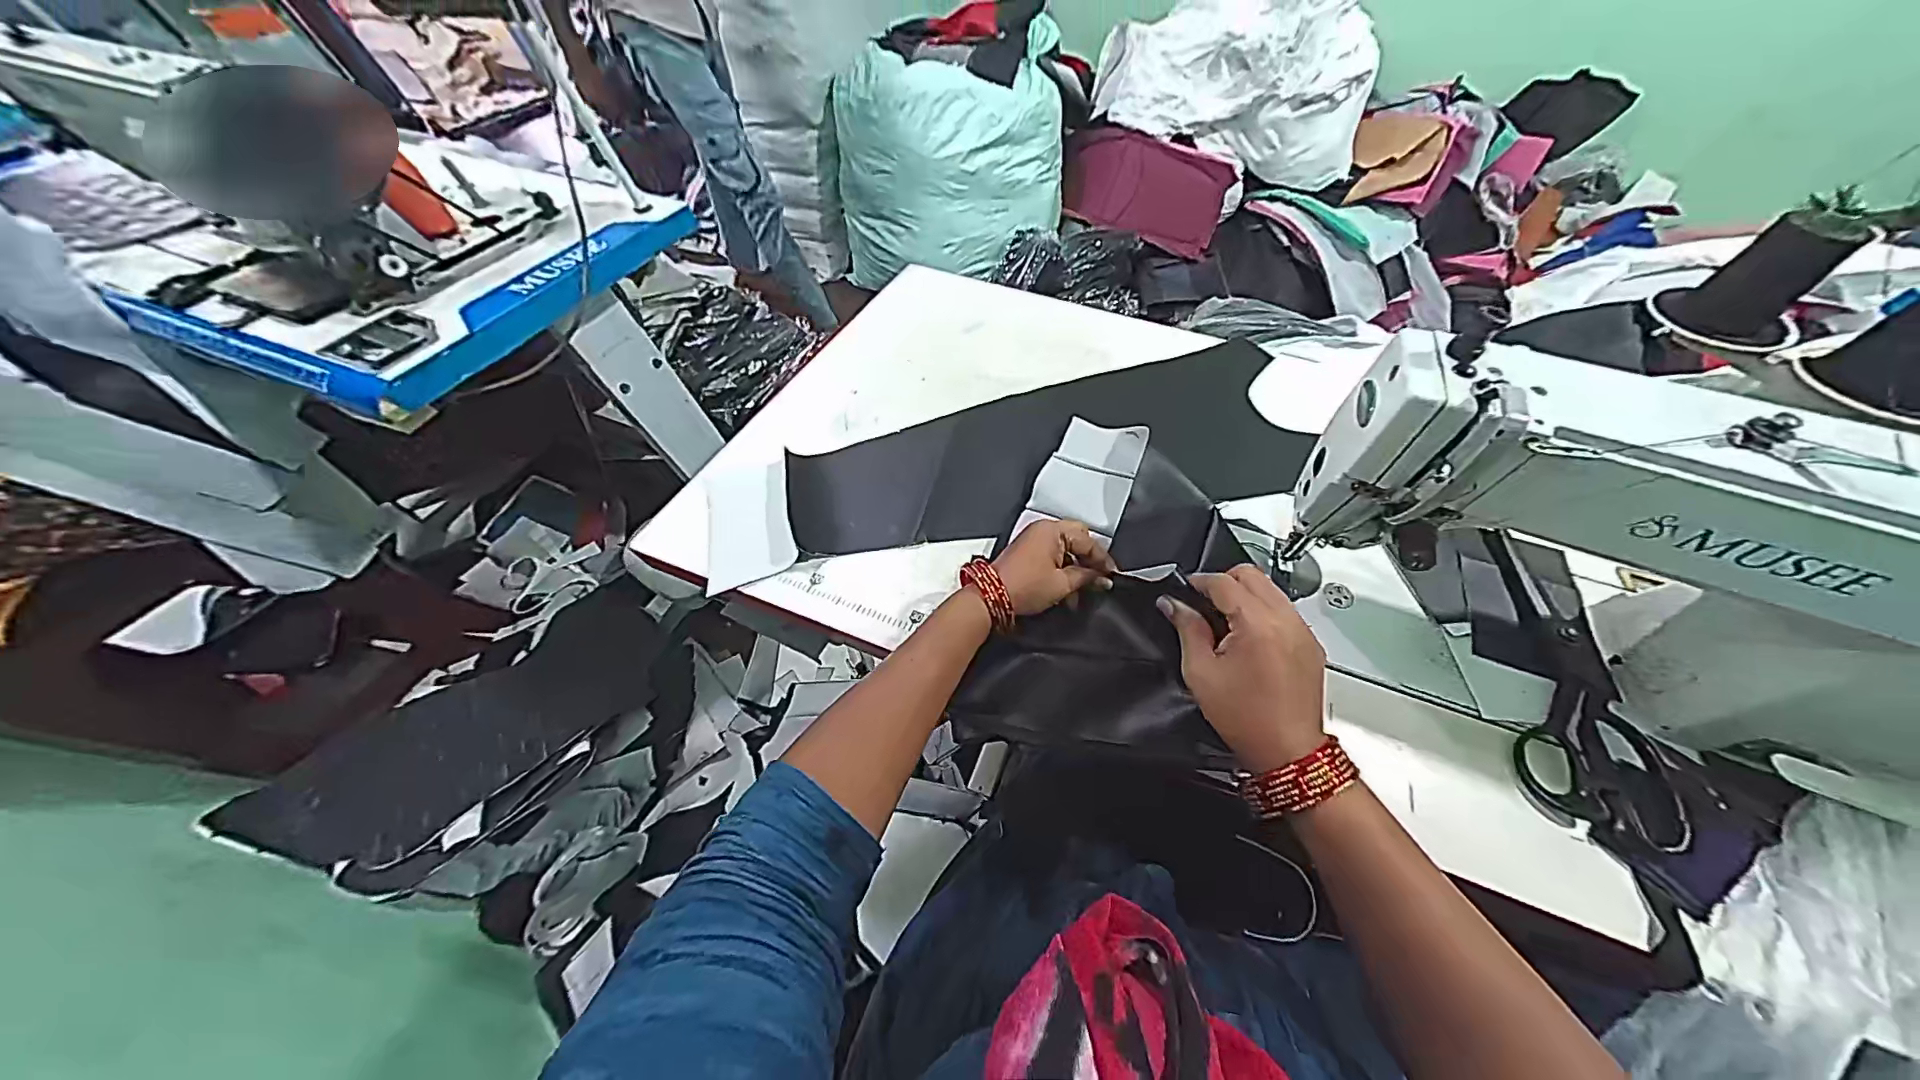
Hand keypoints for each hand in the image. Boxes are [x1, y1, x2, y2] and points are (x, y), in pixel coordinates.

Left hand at [990, 519, 1116, 615]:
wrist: (991, 597)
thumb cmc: (1020, 586)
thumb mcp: (1062, 584)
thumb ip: (1087, 577)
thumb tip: (1100, 577)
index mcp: (1052, 530)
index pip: (1088, 541)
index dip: (1102, 560)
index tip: (1110, 574)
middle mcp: (1042, 530)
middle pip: (1077, 541)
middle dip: (1089, 561)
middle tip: (1098, 578)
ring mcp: (1033, 540)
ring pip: (1065, 550)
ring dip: (1075, 568)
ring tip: (1081, 590)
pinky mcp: (1027, 552)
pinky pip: (1052, 556)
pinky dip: (1062, 570)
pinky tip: (1067, 589)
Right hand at [1160, 565, 1327, 771]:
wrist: (1288, 751)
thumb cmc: (1248, 720)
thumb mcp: (1200, 672)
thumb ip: (1187, 629)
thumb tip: (1175, 605)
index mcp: (1258, 625)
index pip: (1224, 582)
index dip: (1198, 582)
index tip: (1184, 591)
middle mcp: (1286, 621)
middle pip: (1251, 575)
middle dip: (1223, 582)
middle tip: (1202, 602)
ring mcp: (1303, 631)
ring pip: (1270, 589)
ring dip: (1244, 595)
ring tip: (1224, 622)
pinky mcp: (1310, 643)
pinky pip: (1284, 610)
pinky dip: (1263, 611)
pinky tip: (1246, 635)